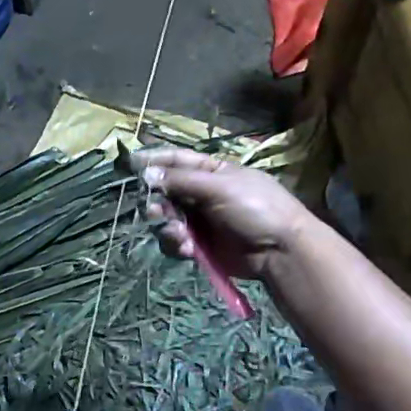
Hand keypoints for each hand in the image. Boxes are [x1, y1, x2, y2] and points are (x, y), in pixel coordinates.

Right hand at [132, 147, 315, 278]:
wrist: (280, 250)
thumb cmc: (256, 208)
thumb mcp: (220, 187)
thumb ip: (182, 181)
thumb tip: (146, 174)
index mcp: (211, 171)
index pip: (176, 160)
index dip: (153, 160)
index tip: (130, 163)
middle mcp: (202, 193)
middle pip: (166, 192)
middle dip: (159, 202)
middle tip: (158, 211)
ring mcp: (200, 220)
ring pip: (167, 219)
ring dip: (168, 226)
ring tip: (180, 234)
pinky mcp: (199, 245)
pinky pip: (176, 242)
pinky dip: (177, 245)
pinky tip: (189, 250)